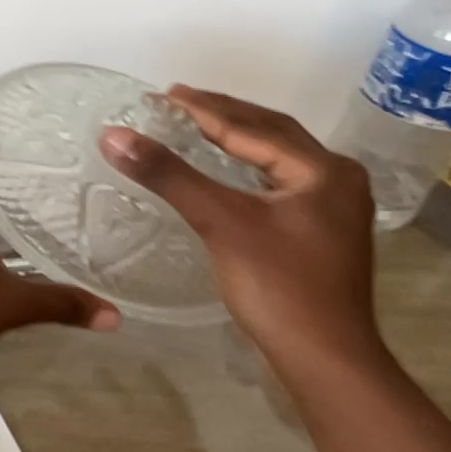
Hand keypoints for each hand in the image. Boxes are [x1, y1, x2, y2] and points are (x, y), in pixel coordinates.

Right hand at [98, 86, 378, 353]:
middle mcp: (336, 180)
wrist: (324, 356)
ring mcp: (331, 208)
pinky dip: (245, 167)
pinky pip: (277, 182)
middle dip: (223, 115)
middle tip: (176, 101)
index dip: (204, 109)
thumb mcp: (220, 223)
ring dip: (236, 139)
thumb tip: (114, 135)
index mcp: (323, 170)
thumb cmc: (278, 286)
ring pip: (276, 158)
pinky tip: (224, 172)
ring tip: (195, 126)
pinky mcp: (318, 232)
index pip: (253, 127)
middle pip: (272, 134)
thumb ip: (169, 175)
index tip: (162, 94)